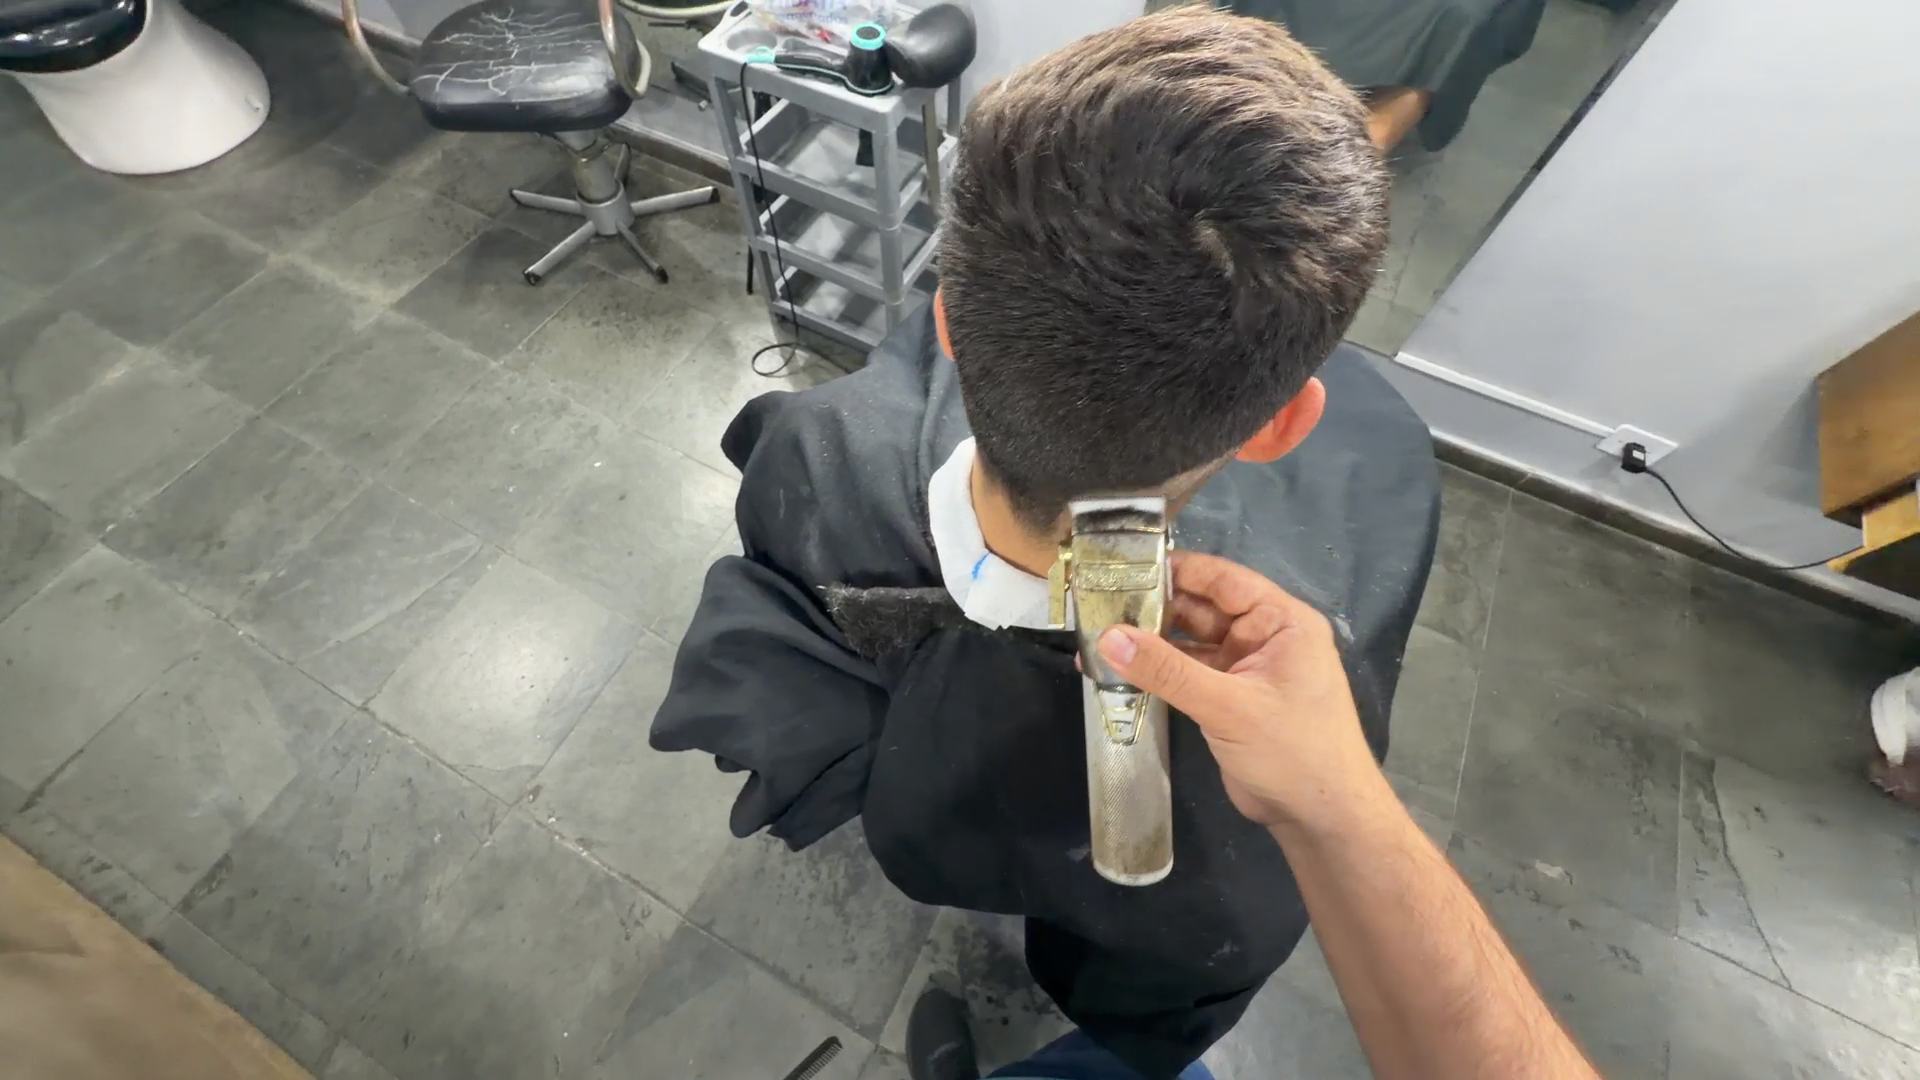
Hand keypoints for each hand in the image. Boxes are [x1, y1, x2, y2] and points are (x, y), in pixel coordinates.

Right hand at [1096, 552, 1385, 828]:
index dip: (1175, 569)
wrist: (1322, 820)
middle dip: (1152, 606)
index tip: (1124, 564)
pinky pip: (1183, 672)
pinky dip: (1154, 670)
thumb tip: (1106, 637)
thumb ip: (1166, 670)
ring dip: (1148, 640)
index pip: (1221, 579)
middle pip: (1199, 608)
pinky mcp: (1225, 697)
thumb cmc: (1293, 751)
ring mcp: (1241, 667)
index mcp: (1280, 621)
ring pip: (1186, 641)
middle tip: (1097, 601)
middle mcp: (1261, 636)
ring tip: (1096, 633)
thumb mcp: (1227, 706)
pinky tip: (1116, 668)